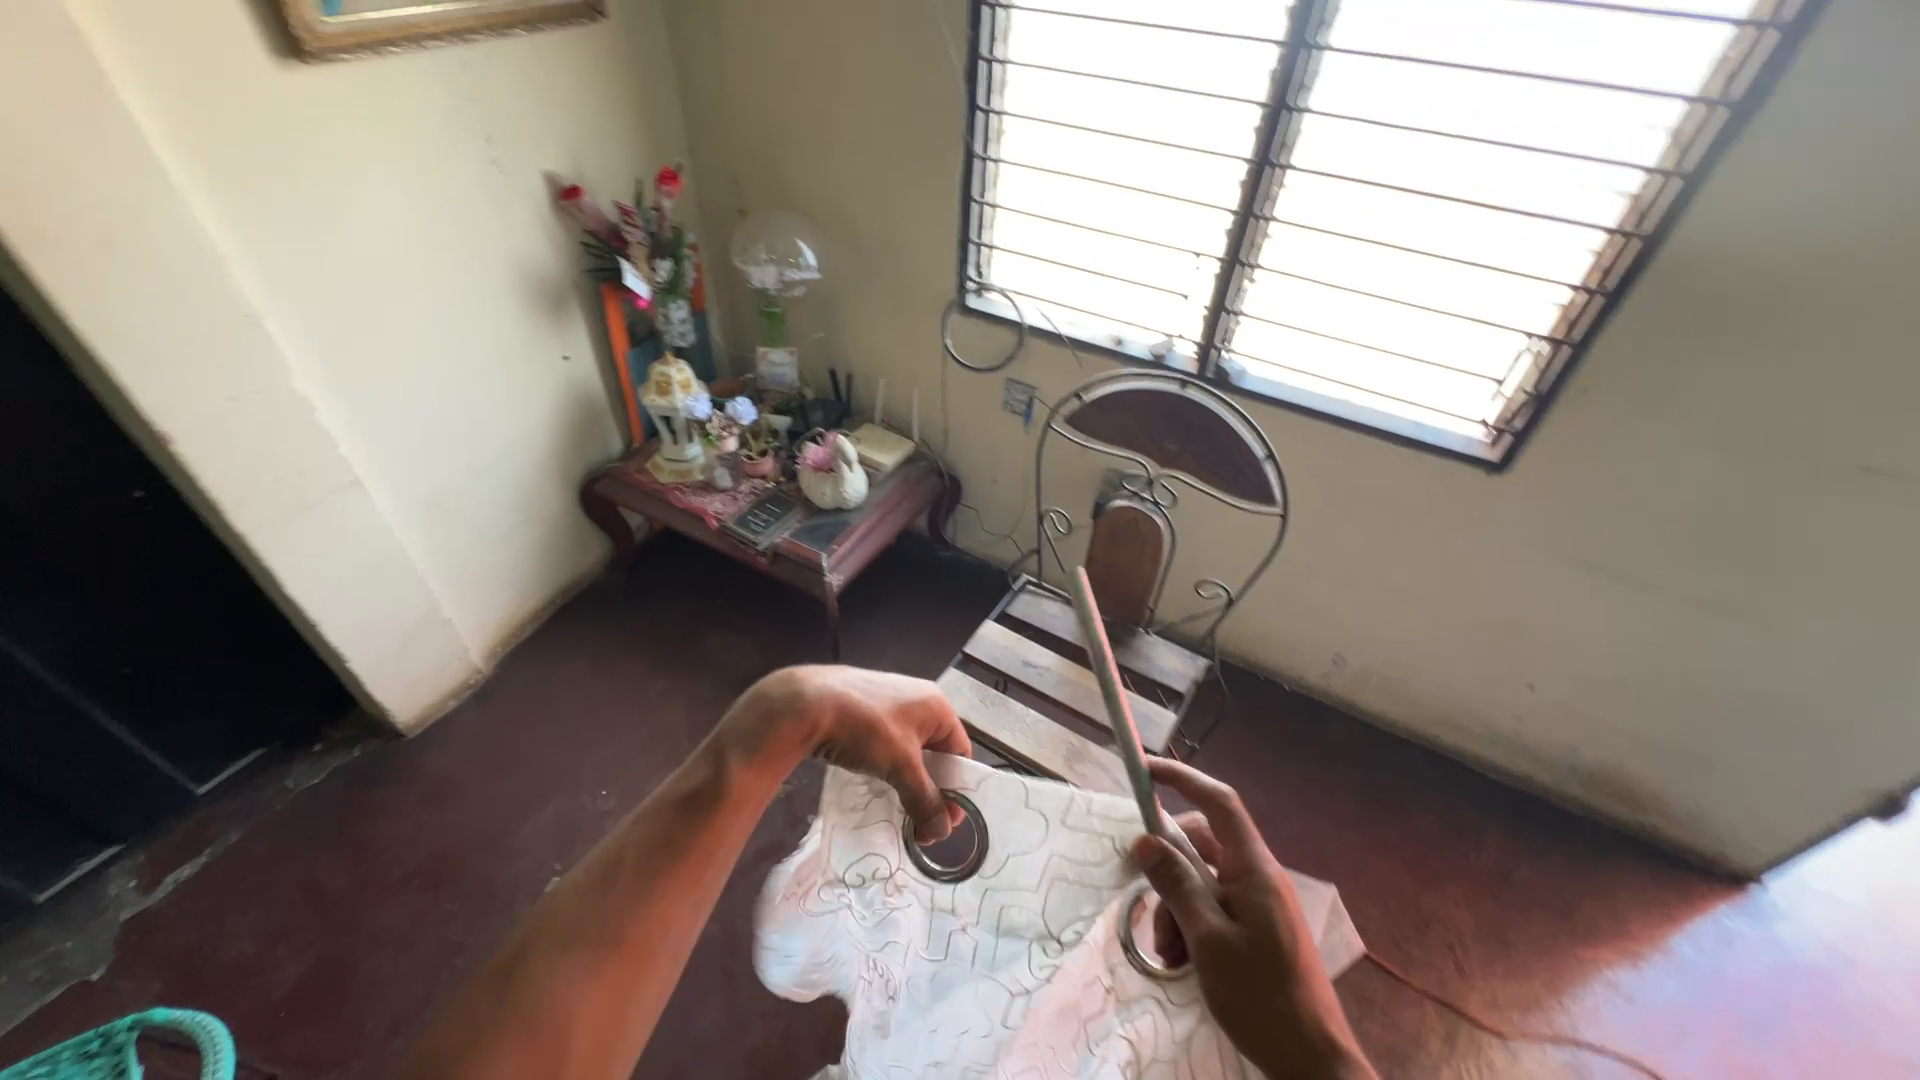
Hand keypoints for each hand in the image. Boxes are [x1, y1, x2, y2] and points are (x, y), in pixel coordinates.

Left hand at [721, 665, 971, 842]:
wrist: (805, 704)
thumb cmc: (865, 728)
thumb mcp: (900, 766)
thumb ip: (924, 799)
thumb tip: (942, 833)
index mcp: (936, 705)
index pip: (959, 752)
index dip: (956, 789)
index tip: (944, 822)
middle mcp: (916, 698)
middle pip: (935, 752)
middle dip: (930, 789)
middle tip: (921, 823)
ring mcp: (887, 701)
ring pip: (908, 750)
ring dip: (907, 781)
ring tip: (898, 810)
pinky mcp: (862, 708)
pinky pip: (886, 743)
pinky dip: (886, 766)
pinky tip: (874, 786)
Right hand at [1132, 758, 1374, 1079]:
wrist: (1311, 1062)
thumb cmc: (1261, 997)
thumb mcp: (1208, 940)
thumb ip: (1177, 885)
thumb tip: (1146, 839)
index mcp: (1254, 870)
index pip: (1219, 803)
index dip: (1183, 778)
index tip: (1145, 770)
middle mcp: (1258, 877)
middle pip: (1201, 845)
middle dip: (1168, 872)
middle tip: (1147, 911)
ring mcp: (1259, 903)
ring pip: (1202, 880)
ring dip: (1175, 908)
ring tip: (1168, 954)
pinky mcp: (1256, 928)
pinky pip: (1213, 907)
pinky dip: (1191, 926)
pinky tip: (1182, 961)